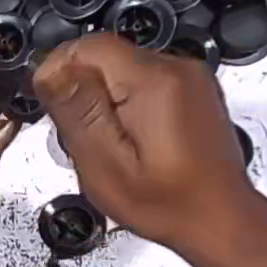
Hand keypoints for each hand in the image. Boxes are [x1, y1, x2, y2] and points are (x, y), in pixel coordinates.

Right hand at [33, 33, 265, 253]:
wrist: (218, 220)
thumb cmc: (168, 203)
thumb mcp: (104, 164)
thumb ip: (76, 111)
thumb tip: (48, 69)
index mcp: (153, 82)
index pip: (86, 45)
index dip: (60, 74)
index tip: (59, 110)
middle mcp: (176, 69)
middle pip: (103, 58)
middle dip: (83, 95)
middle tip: (89, 138)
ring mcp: (188, 79)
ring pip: (120, 72)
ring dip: (105, 104)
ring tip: (115, 146)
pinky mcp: (192, 91)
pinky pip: (143, 85)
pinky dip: (127, 109)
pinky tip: (134, 143)